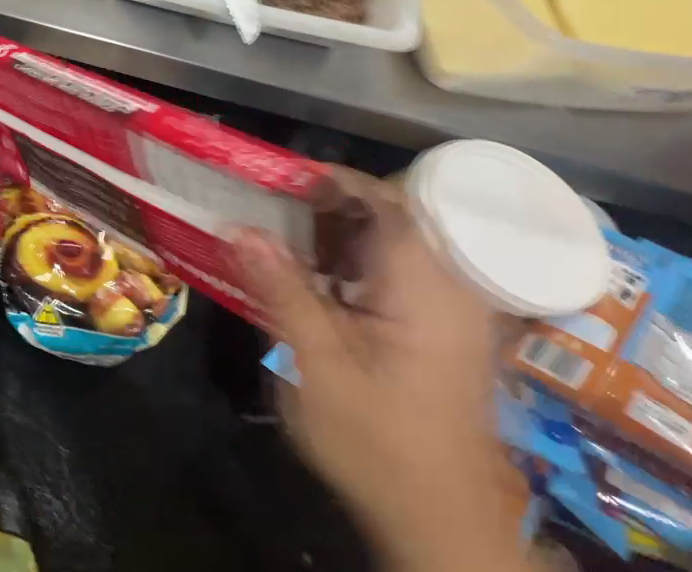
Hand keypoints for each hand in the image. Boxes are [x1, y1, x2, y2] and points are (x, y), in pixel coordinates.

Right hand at [232, 169, 527, 571]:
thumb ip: (282, 290)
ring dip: (339, 229)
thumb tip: (240, 227)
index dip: (338, 180)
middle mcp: (451, 292)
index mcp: (427, 292)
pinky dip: (354, 259)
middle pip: (398, 217)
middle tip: (268, 201)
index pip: (394, 205)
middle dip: (331, 201)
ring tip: (278, 229)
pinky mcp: (441, 332)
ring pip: (398, 243)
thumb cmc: (376, 439)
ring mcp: (451, 313)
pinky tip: (311, 272)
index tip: (278, 176)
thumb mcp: (316, 364)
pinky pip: (400, 272)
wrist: (439, 515)